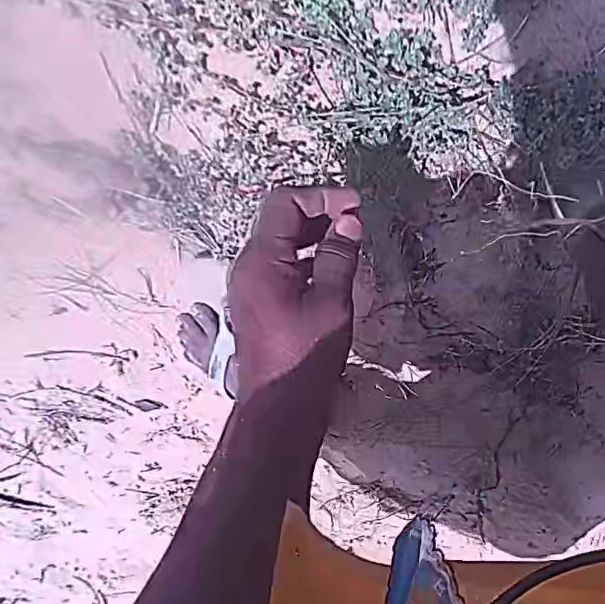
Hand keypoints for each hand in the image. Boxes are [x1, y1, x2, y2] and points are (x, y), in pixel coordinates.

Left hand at [228, 186, 362, 400]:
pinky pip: (281, 266)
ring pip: (281, 243)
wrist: (279, 407)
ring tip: (350, 242)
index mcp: (260, 260)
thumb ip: (339, 256)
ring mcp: (250, 285)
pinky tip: (334, 268)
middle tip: (356, 221)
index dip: (322, 196)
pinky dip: (307, 258)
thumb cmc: (306, 356)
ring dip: (314, 236)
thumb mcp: (331, 302)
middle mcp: (248, 266)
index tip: (355, 206)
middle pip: (280, 220)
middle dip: (319, 213)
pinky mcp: (258, 302)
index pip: (285, 204)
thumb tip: (349, 221)